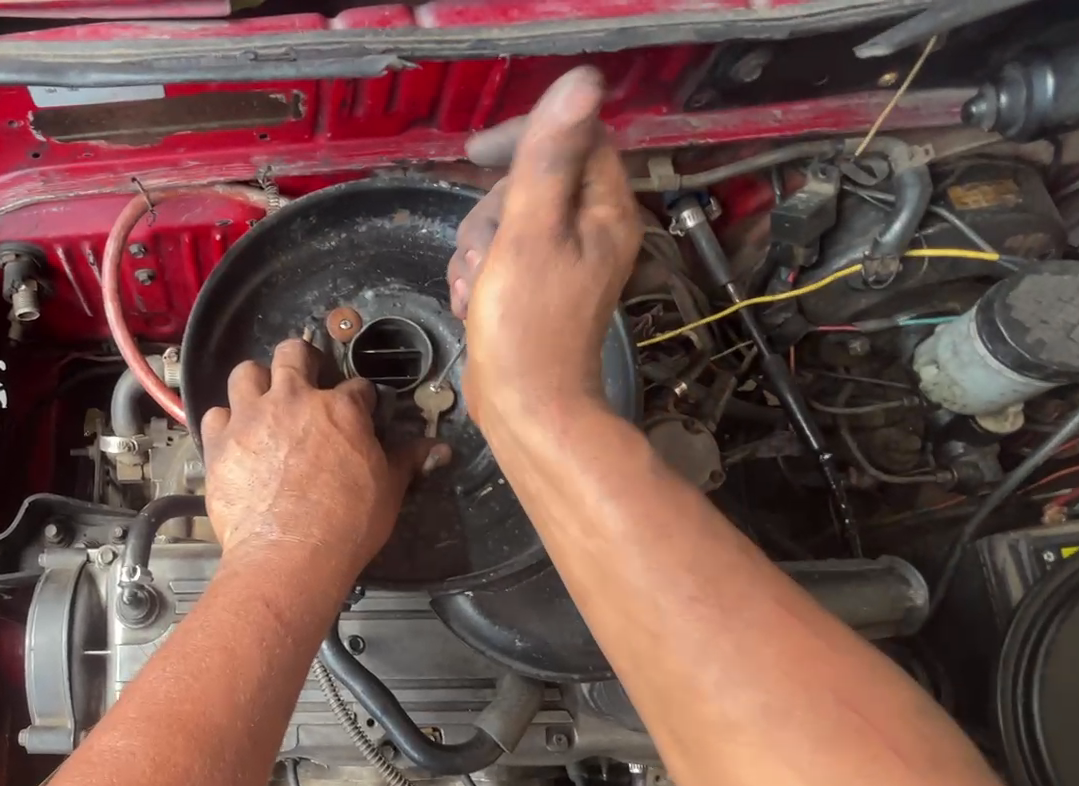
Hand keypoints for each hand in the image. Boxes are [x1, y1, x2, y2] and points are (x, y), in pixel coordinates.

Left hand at [201, 340, 447, 582]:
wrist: (289, 554)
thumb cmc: (342, 526)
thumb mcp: (387, 490)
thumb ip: (406, 461)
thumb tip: (435, 449)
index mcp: (340, 409)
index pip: (355, 387)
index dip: (358, 398)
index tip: (357, 410)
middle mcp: (292, 402)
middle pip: (293, 353)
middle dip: (300, 359)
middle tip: (304, 377)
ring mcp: (251, 419)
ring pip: (245, 373)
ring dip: (255, 382)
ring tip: (262, 399)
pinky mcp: (220, 444)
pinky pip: (214, 415)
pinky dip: (224, 422)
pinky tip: (234, 437)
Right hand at [447, 67, 641, 429]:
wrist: (525, 408)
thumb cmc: (527, 327)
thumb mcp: (529, 236)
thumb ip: (546, 162)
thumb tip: (579, 84)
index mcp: (605, 210)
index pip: (572, 140)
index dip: (522, 138)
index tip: (473, 153)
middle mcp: (589, 231)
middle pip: (527, 186)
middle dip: (489, 217)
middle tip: (482, 258)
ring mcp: (559, 264)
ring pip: (502, 226)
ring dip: (475, 253)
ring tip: (475, 290)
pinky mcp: (532, 291)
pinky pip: (496, 261)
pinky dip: (477, 278)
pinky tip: (473, 304)